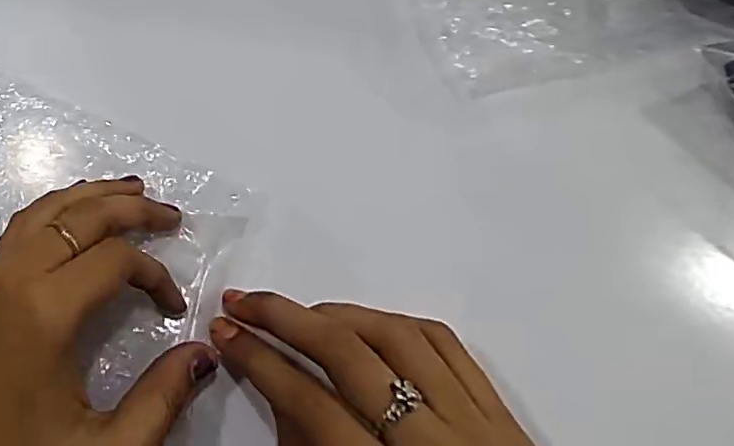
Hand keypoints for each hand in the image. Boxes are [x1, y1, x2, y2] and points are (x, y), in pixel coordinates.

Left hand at [0, 177, 219, 445]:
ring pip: (50, 207)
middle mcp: (20, 274)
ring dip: (92, 194)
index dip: (154, 273)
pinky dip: (58, 204)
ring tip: (130, 190)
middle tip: (170, 214)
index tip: (174, 304)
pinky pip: (26, 220)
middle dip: (130, 208)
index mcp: (48, 310)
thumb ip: (160, 400)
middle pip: (82, 216)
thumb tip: (202, 355)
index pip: (113, 259)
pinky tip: (76, 209)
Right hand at [209, 290, 534, 445]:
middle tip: (242, 302)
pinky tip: (366, 324)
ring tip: (300, 314)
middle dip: (282, 318)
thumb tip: (277, 388)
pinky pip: (447, 345)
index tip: (224, 332)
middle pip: (347, 354)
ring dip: (335, 313)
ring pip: (396, 335)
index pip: (310, 402)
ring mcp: (483, 431)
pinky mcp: (508, 421)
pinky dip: (398, 324)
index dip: (258, 360)